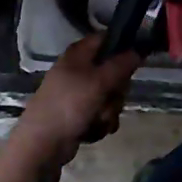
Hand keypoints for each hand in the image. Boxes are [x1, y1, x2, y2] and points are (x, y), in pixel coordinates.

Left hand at [11, 34, 140, 164]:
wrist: (43, 143)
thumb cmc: (70, 104)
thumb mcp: (99, 81)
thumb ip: (121, 64)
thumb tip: (139, 50)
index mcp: (78, 54)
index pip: (105, 39)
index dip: (122, 46)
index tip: (137, 59)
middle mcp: (78, 70)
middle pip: (112, 70)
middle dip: (117, 89)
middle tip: (113, 96)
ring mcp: (78, 92)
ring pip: (109, 94)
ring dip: (110, 109)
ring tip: (100, 119)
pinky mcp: (79, 112)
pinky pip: (101, 112)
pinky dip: (101, 121)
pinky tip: (94, 129)